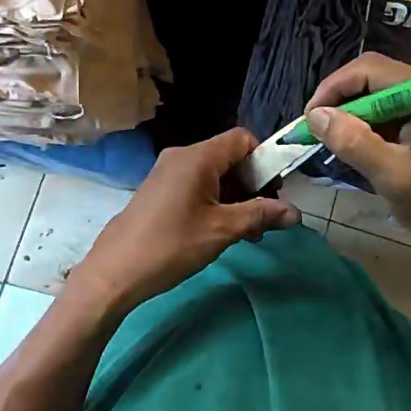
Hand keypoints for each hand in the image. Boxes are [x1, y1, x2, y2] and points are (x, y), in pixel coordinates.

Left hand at [66, 129, 300, 313]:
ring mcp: (167, 173)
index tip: (275, 191)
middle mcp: (181, 157)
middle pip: (228, 157)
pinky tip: (221, 232)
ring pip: (214, 175)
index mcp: (197, 157)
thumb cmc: (171, 245)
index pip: (242, 139)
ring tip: (246, 233)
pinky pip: (196, 186)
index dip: (264, 160)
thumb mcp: (222, 230)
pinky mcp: (159, 191)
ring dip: (235, 198)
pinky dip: (215, 202)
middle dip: (252, 184)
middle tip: (264, 219)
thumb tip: (295, 212)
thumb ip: (260, 215)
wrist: (115, 271)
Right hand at [305, 52, 410, 249]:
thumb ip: (354, 142)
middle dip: (338, 96)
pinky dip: (356, 119)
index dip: (335, 87)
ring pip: (371, 89)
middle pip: (371, 74)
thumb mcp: (391, 174)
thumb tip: (315, 115)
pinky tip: (343, 138)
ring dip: (345, 108)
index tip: (310, 116)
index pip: (372, 70)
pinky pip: (378, 107)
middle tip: (314, 124)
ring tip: (323, 131)